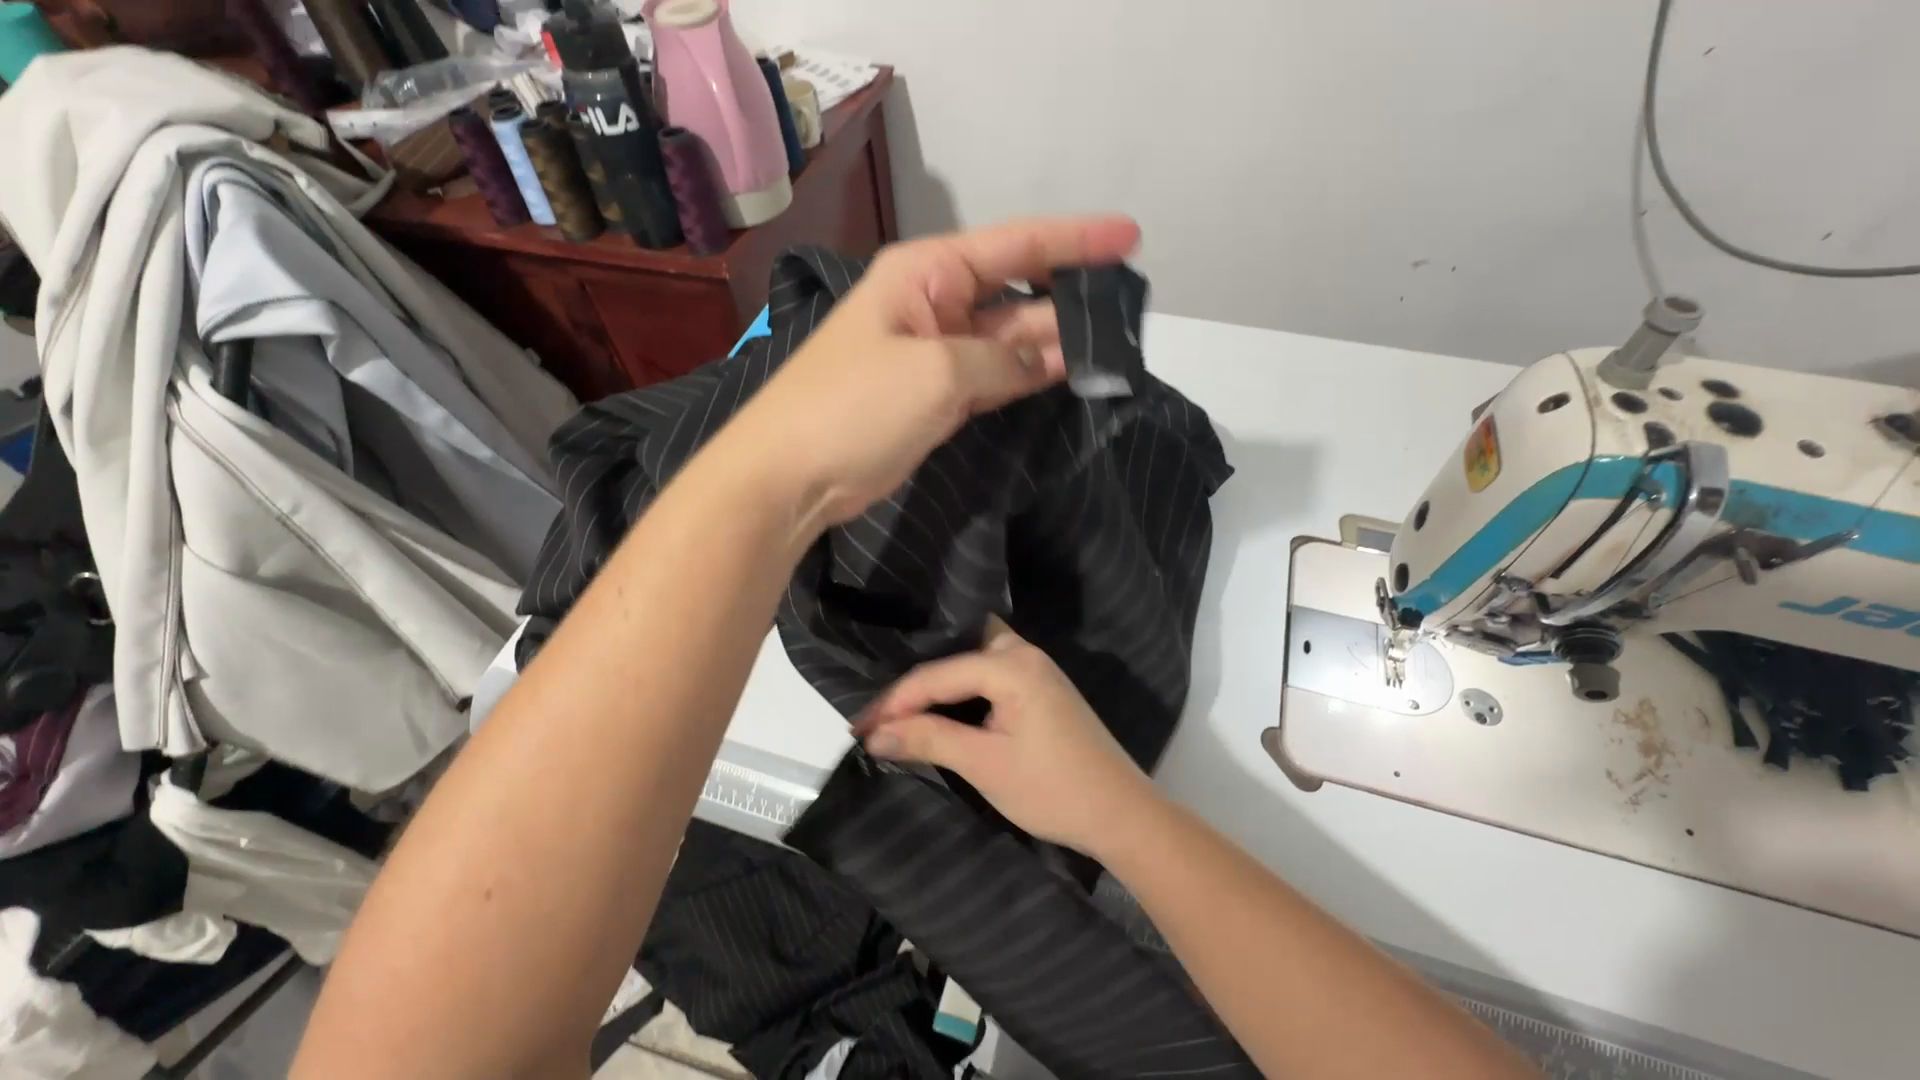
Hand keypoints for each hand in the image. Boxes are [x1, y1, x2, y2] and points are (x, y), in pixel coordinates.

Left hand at [714, 216, 1139, 531]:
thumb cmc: (853, 407)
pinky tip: (1071, 378)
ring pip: (1008, 339)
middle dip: (1071, 296)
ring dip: (1055, 343)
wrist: (788, 476)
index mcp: (925, 272)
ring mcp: (934, 352)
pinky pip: (994, 377)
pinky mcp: (935, 396)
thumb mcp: (937, 374)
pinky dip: (1028, 379)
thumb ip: (1004, 361)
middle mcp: (933, 302)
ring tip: (1117, 346)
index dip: (1076, 240)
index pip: (1014, 244)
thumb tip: (1052, 358)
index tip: (1133, 238)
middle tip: (1133, 307)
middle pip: (1016, 290)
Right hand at [853, 618, 1159, 855]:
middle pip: (956, 652)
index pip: (938, 673)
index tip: (857, 727)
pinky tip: (938, 711)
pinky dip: (961, 692)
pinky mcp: (1042, 691)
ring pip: (973, 662)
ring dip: (939, 685)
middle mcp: (1025, 654)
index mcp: (1013, 663)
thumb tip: (873, 734)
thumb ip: (928, 740)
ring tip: (897, 709)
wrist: (1121, 815)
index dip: (895, 701)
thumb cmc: (1053, 789)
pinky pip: (990, 677)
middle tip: (876, 708)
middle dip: (916, 680)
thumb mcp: (984, 765)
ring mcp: (1037, 670)